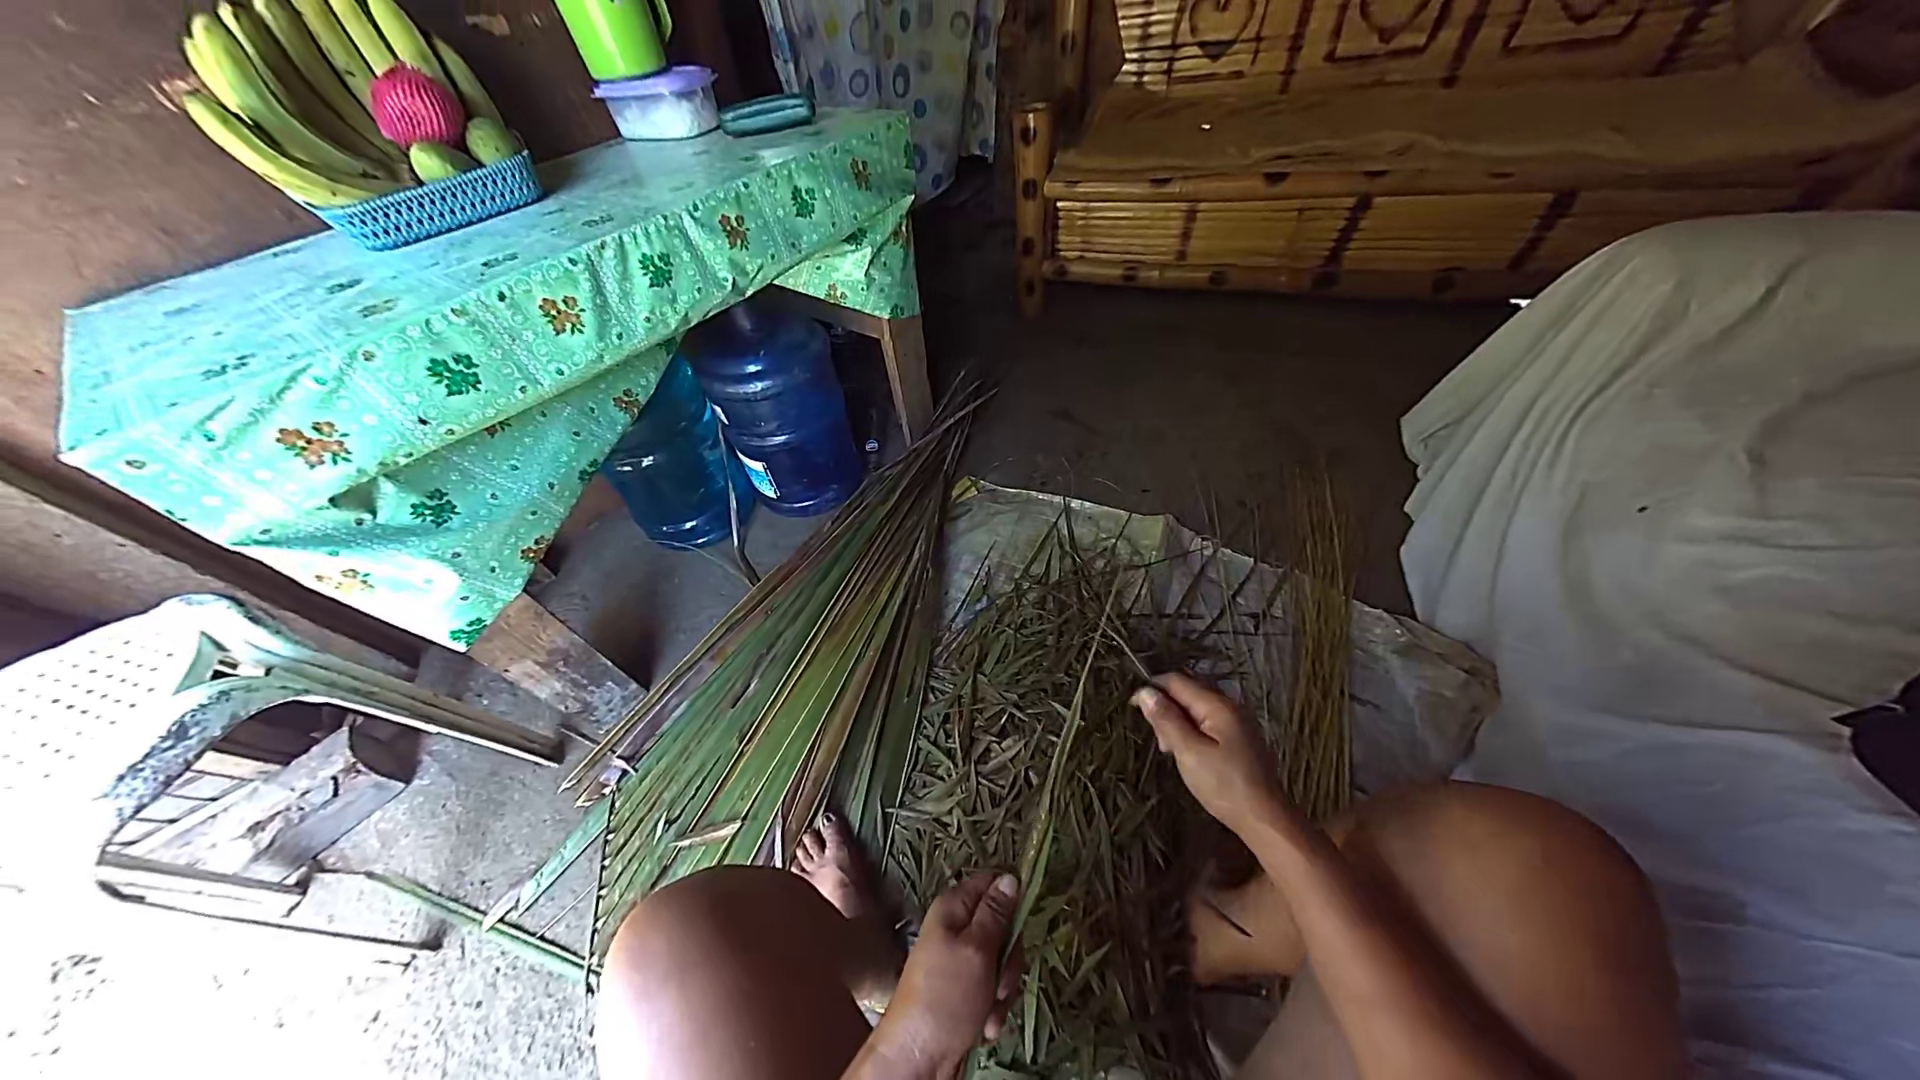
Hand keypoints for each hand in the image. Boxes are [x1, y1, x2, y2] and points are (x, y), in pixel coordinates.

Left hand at [868, 872, 1023, 1076]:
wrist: (918, 1059)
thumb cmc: (946, 997)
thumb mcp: (977, 949)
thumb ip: (996, 913)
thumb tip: (1011, 877)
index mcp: (953, 907)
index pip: (991, 882)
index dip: (1011, 899)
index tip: (1019, 925)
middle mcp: (956, 928)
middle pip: (1003, 926)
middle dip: (1009, 958)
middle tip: (998, 980)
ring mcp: (960, 960)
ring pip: (1002, 960)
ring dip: (1003, 989)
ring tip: (988, 1009)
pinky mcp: (965, 989)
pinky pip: (993, 987)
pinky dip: (994, 1007)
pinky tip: (984, 1025)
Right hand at [1133, 672, 1285, 832]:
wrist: (1265, 819)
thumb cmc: (1224, 786)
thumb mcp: (1189, 752)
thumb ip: (1166, 719)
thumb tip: (1145, 691)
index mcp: (1218, 705)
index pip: (1176, 681)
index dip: (1152, 689)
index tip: (1133, 707)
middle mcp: (1230, 705)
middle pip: (1187, 690)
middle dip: (1165, 705)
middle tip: (1158, 738)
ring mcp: (1237, 721)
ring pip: (1196, 706)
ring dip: (1177, 720)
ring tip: (1170, 749)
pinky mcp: (1239, 737)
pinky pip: (1207, 720)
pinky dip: (1191, 729)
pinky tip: (1187, 751)